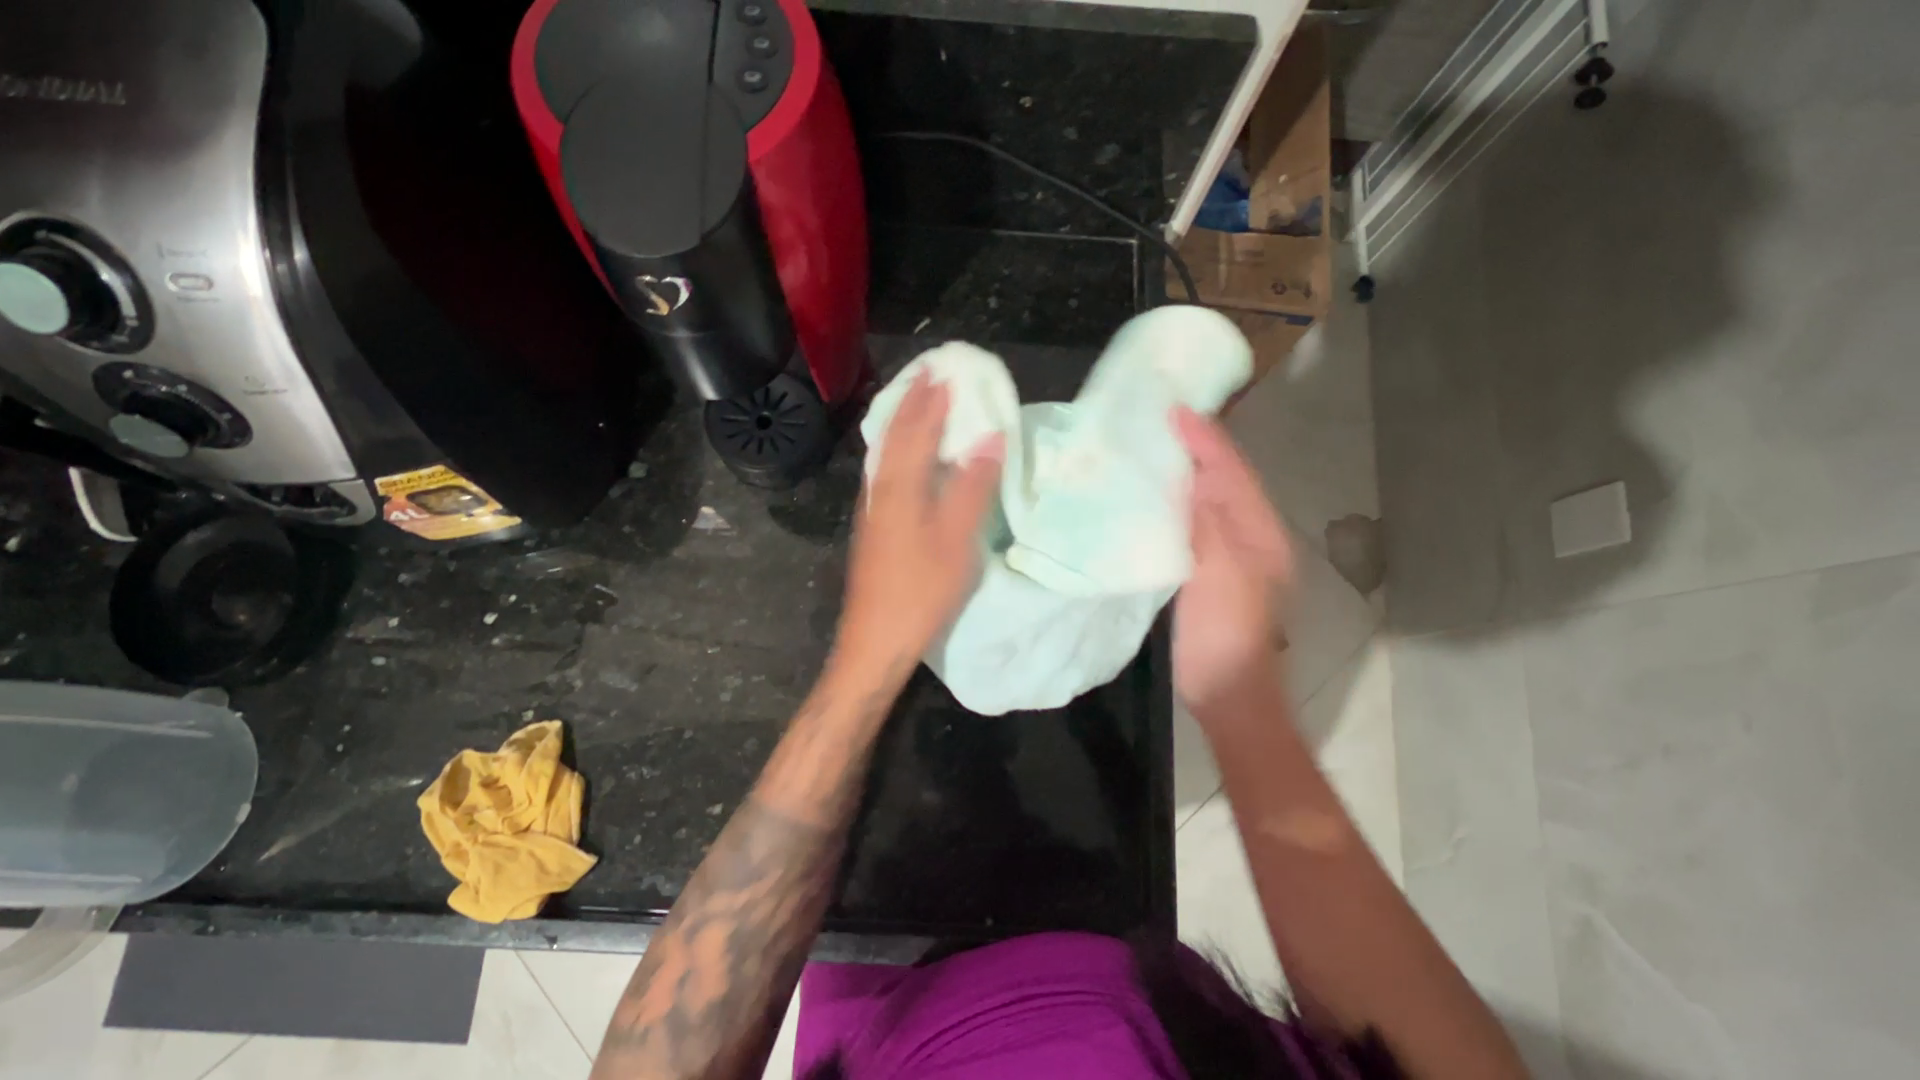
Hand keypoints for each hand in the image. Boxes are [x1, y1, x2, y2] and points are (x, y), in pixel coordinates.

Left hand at [832, 373, 1004, 682]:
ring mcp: (872, 510)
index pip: (916, 431)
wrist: (874, 640)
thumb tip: (990, 437)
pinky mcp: (872, 528)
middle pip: (894, 436)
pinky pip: (885, 472)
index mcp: (900, 488)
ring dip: (903, 424)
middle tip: (930, 374)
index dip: (932, 400)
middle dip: (912, 403)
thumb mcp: (957, 542)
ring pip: (885, 454)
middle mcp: (879, 491)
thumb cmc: (920, 593)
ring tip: (920, 403)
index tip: (947, 369)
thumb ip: (972, 488)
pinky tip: (907, 458)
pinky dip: (899, 450)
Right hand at [1171, 407, 1292, 713]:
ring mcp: (1230, 557)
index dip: (1203, 438)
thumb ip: (1203, 520)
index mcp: (1260, 532)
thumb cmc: (1225, 636)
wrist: (1229, 696)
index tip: (1170, 409)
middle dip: (1192, 448)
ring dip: (1179, 474)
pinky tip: (1144, 499)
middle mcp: (1250, 537)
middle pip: (1221, 480)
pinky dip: (1169, 506)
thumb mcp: (1217, 573)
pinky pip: (1188, 527)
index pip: (1231, 471)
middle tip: (1155, 419)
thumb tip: (1185, 476)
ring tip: (1146, 448)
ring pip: (1205, 502)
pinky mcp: (1206, 575)